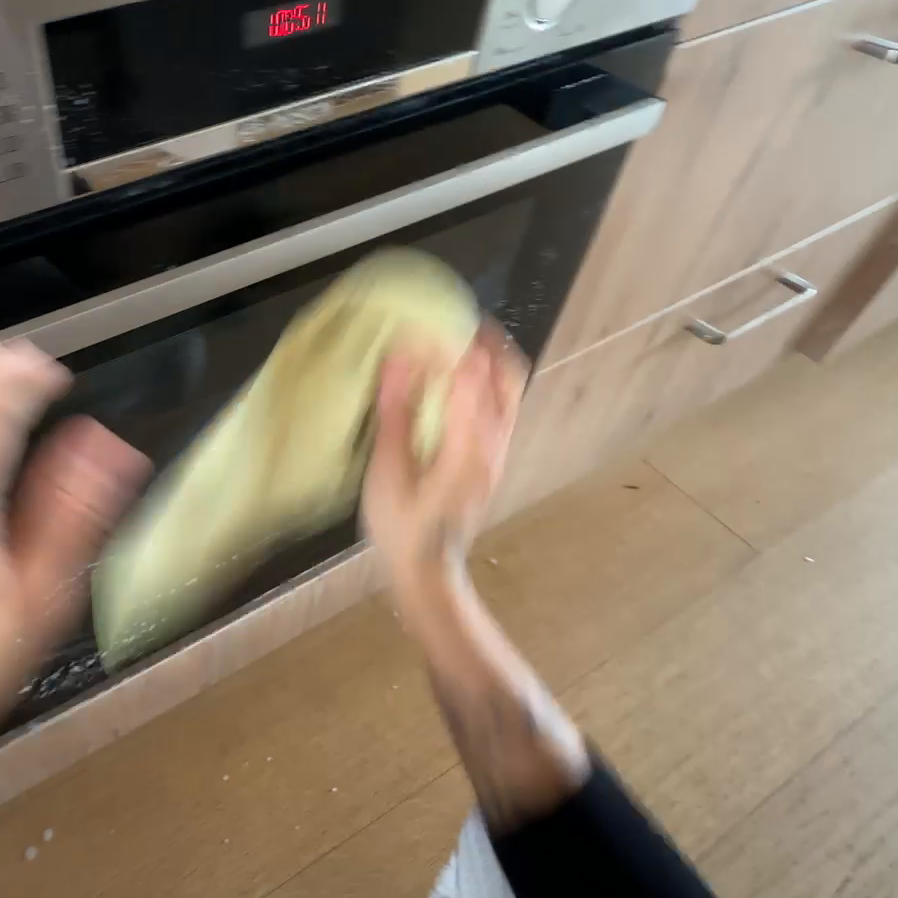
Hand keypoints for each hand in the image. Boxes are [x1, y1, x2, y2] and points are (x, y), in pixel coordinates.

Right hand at [362, 324, 528, 591]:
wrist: (428, 574)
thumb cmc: (402, 528)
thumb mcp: (388, 472)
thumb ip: (396, 413)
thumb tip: (397, 360)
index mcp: (468, 445)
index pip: (471, 374)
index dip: (448, 342)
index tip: (420, 325)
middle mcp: (494, 443)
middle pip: (507, 375)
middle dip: (485, 342)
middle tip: (454, 322)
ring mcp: (499, 453)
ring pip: (509, 391)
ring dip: (487, 362)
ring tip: (455, 345)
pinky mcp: (493, 461)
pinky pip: (501, 408)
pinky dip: (484, 385)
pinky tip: (455, 385)